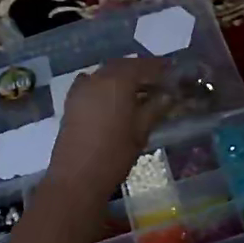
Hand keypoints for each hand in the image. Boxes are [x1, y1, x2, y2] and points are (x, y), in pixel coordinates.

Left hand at [41, 53, 168, 207]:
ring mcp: (80, 90)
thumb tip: (168, 95)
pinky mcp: (71, 103)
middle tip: (157, 81)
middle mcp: (97, 78)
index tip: (172, 70)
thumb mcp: (140, 131)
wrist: (77, 177)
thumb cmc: (114, 155)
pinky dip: (104, 87)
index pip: (143, 65)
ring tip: (137, 92)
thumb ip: (154, 108)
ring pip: (105, 75)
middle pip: (122, 66)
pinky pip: (91, 85)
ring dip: (121, 78)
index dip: (159, 67)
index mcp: (117, 80)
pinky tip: (112, 100)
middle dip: (140, 71)